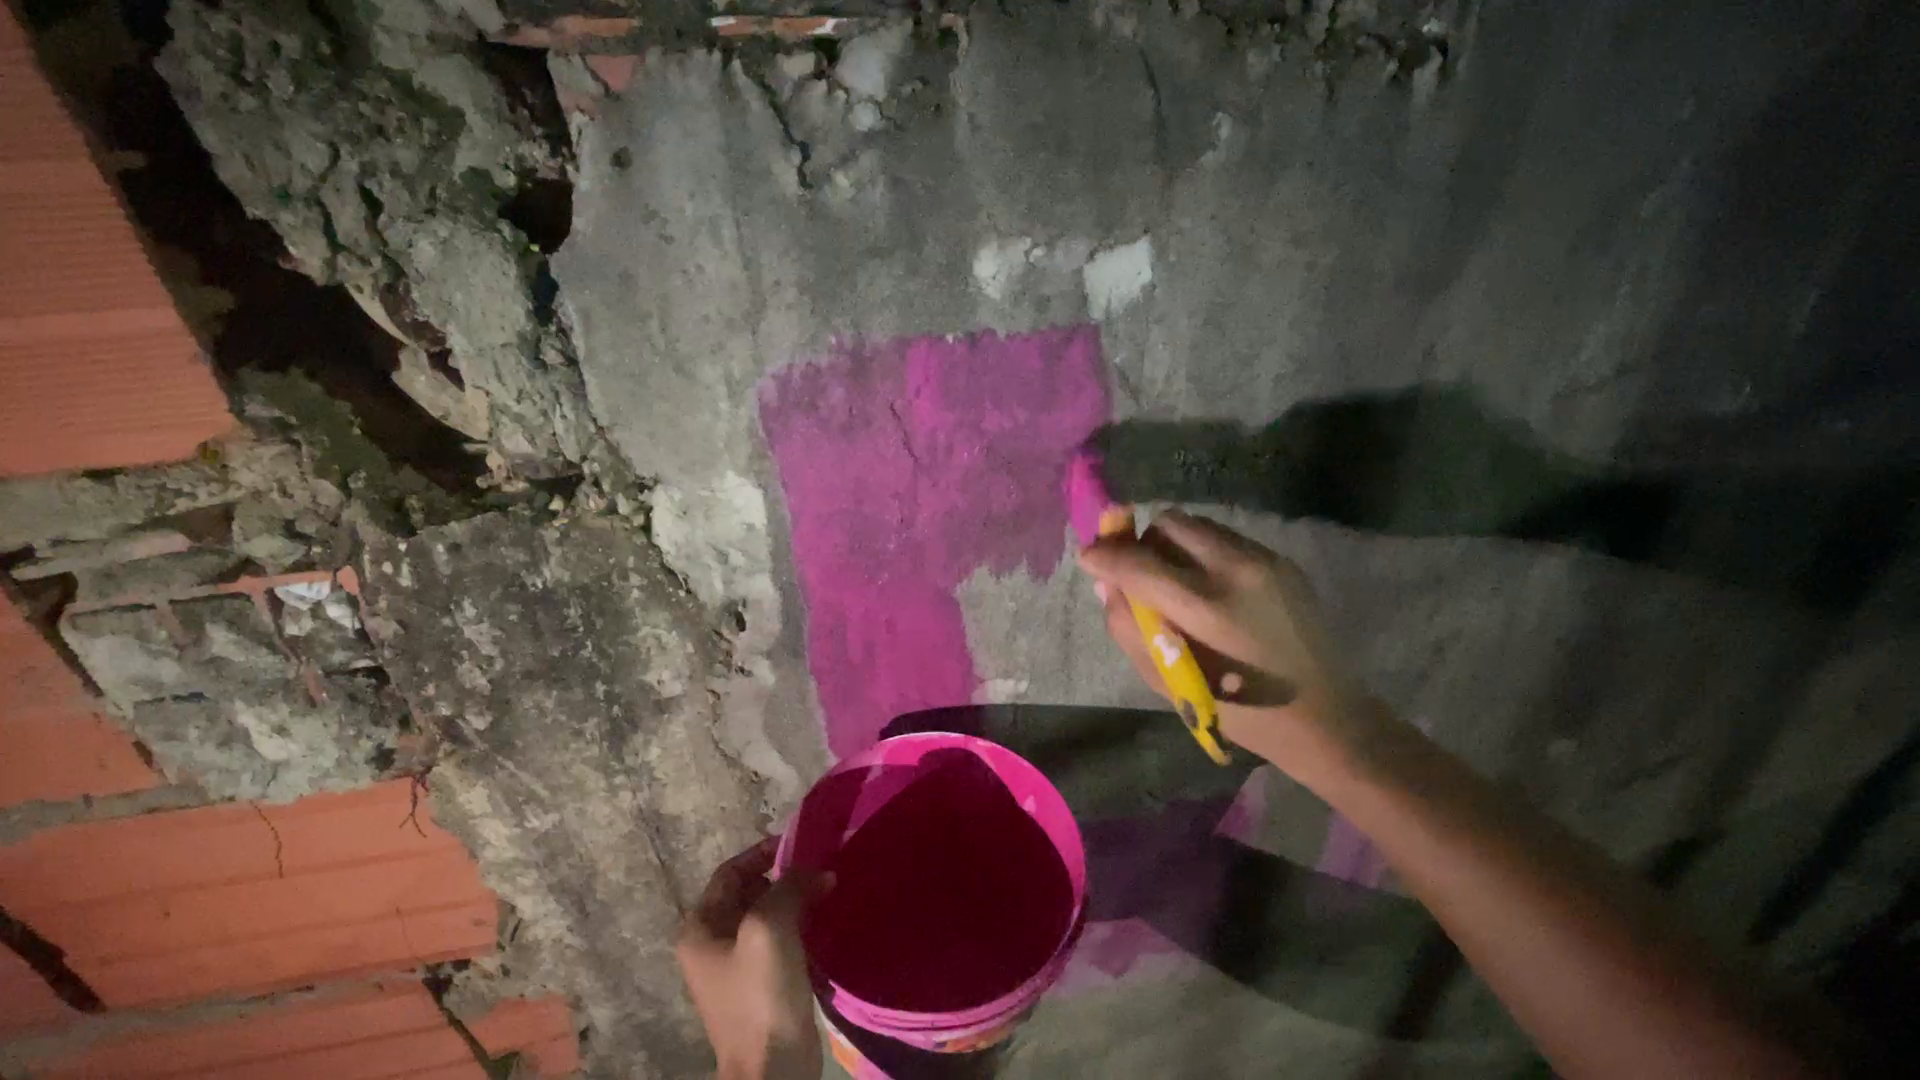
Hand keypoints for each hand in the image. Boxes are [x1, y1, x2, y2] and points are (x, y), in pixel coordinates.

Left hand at [676, 837, 832, 1079]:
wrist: (772, 1070)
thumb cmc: (760, 994)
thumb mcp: (770, 926)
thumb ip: (790, 887)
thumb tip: (818, 871)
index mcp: (699, 928)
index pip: (730, 872)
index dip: (762, 853)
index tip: (800, 844)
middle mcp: (710, 944)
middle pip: (748, 892)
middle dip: (783, 876)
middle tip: (820, 867)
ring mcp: (735, 969)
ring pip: (766, 917)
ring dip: (794, 901)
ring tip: (828, 889)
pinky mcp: (761, 987)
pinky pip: (779, 942)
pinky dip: (799, 926)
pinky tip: (824, 922)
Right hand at [1076, 510, 1379, 766]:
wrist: (1323, 714)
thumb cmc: (1238, 710)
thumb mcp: (1169, 682)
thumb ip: (1129, 628)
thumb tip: (1106, 585)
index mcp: (1204, 609)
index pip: (1137, 563)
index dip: (1104, 555)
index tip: (1088, 556)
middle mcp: (1235, 570)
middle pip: (1169, 523)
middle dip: (1145, 543)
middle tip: (1142, 574)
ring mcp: (1264, 560)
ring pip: (1199, 525)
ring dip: (1175, 545)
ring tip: (1179, 582)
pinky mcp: (1282, 561)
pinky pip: (1227, 538)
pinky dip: (1205, 554)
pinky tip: (1213, 589)